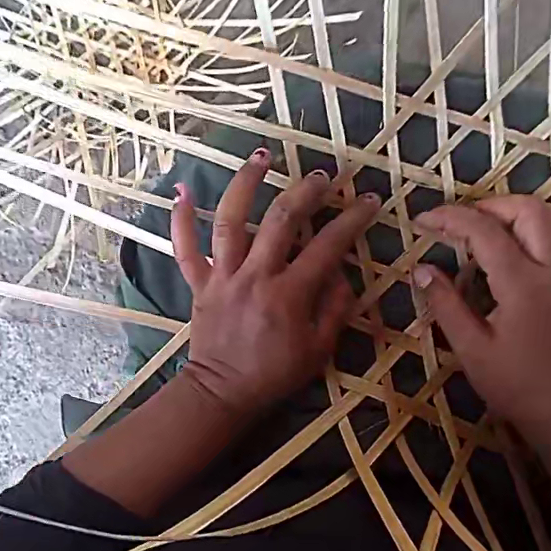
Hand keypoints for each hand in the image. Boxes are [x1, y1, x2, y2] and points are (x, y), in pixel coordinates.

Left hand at [171, 147, 379, 422]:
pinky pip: (186, 249)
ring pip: (231, 221)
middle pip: (282, 220)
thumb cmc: (274, 373)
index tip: (369, 200)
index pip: (328, 246)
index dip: (352, 220)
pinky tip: (182, 190)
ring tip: (261, 156)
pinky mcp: (200, 284)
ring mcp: (224, 277)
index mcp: (289, 295)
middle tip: (323, 175)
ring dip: (246, 184)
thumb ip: (335, 309)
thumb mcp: (319, 349)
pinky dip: (181, 220)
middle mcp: (256, 276)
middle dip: (306, 191)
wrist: (223, 393)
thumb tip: (343, 273)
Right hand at [412, 196, 550, 440]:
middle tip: (456, 223)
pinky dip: (545, 224)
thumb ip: (445, 304)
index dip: (450, 218)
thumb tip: (422, 269)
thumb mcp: (470, 349)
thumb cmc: (514, 384)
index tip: (423, 220)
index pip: (484, 231)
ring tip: (488, 225)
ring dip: (518, 210)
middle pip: (526, 210)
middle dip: (486, 206)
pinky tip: (523, 241)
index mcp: (522, 284)